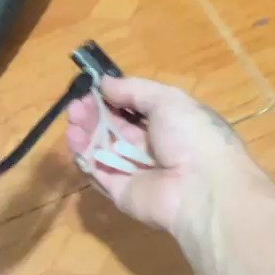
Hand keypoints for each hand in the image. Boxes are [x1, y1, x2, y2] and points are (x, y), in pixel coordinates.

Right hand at [64, 76, 254, 238]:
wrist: (202, 190)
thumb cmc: (192, 137)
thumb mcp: (169, 100)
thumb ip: (134, 89)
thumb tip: (104, 83)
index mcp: (171, 125)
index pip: (136, 110)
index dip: (113, 98)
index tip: (93, 88)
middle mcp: (153, 148)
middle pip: (116, 128)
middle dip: (94, 113)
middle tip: (76, 104)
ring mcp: (136, 171)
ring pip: (103, 148)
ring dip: (86, 131)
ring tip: (72, 117)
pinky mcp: (120, 191)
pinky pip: (98, 171)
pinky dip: (84, 154)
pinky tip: (73, 138)